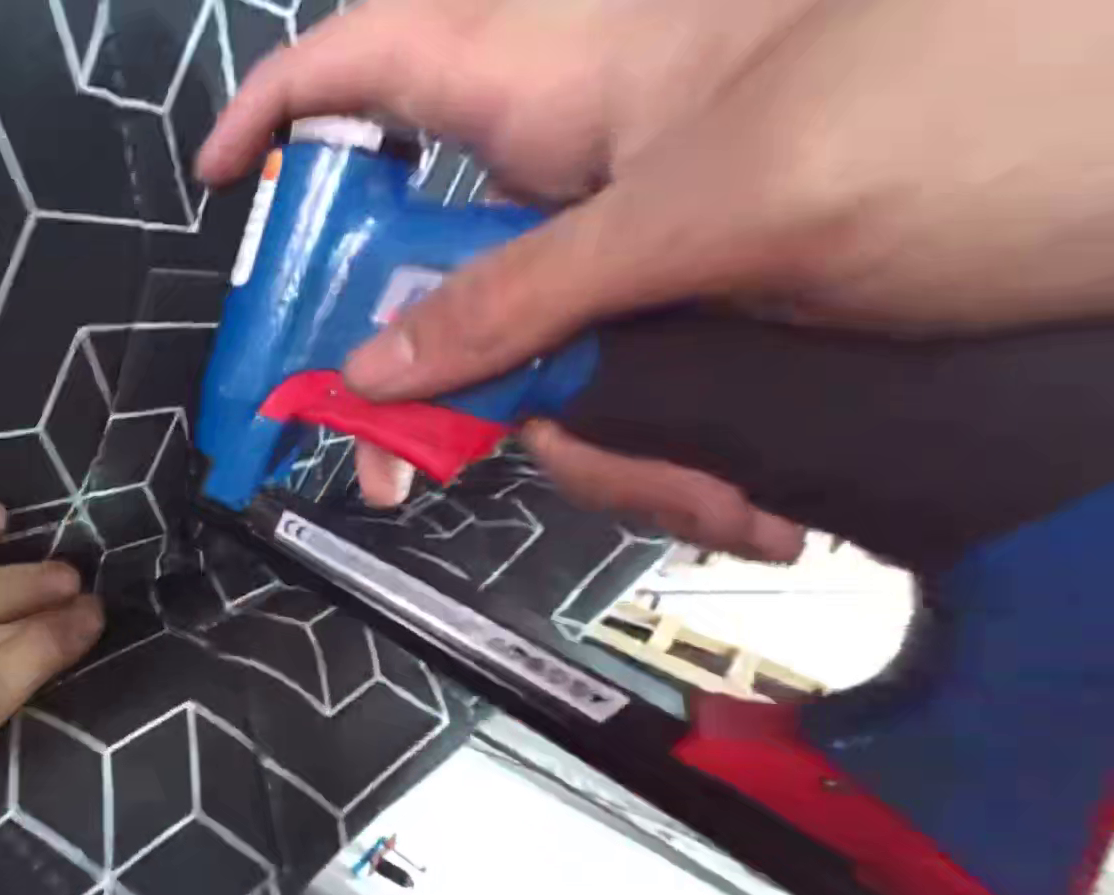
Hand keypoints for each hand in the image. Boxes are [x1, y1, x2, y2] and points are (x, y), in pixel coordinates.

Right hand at [200, 0, 1113, 556]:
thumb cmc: (1008, 105)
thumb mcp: (722, 209)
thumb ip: (520, 292)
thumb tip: (373, 367)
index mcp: (557, 80)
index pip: (369, 62)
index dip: (279, 112)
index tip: (220, 183)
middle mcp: (561, 171)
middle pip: (412, 274)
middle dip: (402, 380)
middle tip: (393, 468)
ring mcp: (607, 254)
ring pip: (508, 364)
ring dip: (574, 447)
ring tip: (706, 494)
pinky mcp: (659, 315)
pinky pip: (594, 399)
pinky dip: (648, 463)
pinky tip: (745, 499)